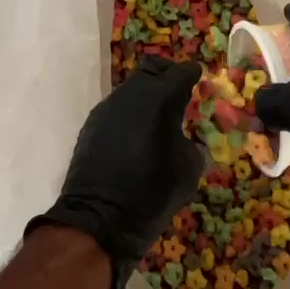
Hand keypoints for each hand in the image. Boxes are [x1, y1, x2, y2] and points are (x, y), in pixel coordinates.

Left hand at [27, 57, 204, 279]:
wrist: (100, 219)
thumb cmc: (152, 193)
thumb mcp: (188, 170)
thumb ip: (190, 143)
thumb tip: (182, 136)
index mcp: (160, 98)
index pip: (179, 72)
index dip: (191, 73)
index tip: (197, 76)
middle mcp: (132, 94)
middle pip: (152, 70)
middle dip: (166, 75)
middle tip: (178, 91)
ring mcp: (108, 106)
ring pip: (131, 88)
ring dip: (146, 96)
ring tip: (156, 117)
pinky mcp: (92, 122)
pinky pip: (117, 107)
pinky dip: (130, 113)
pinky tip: (135, 134)